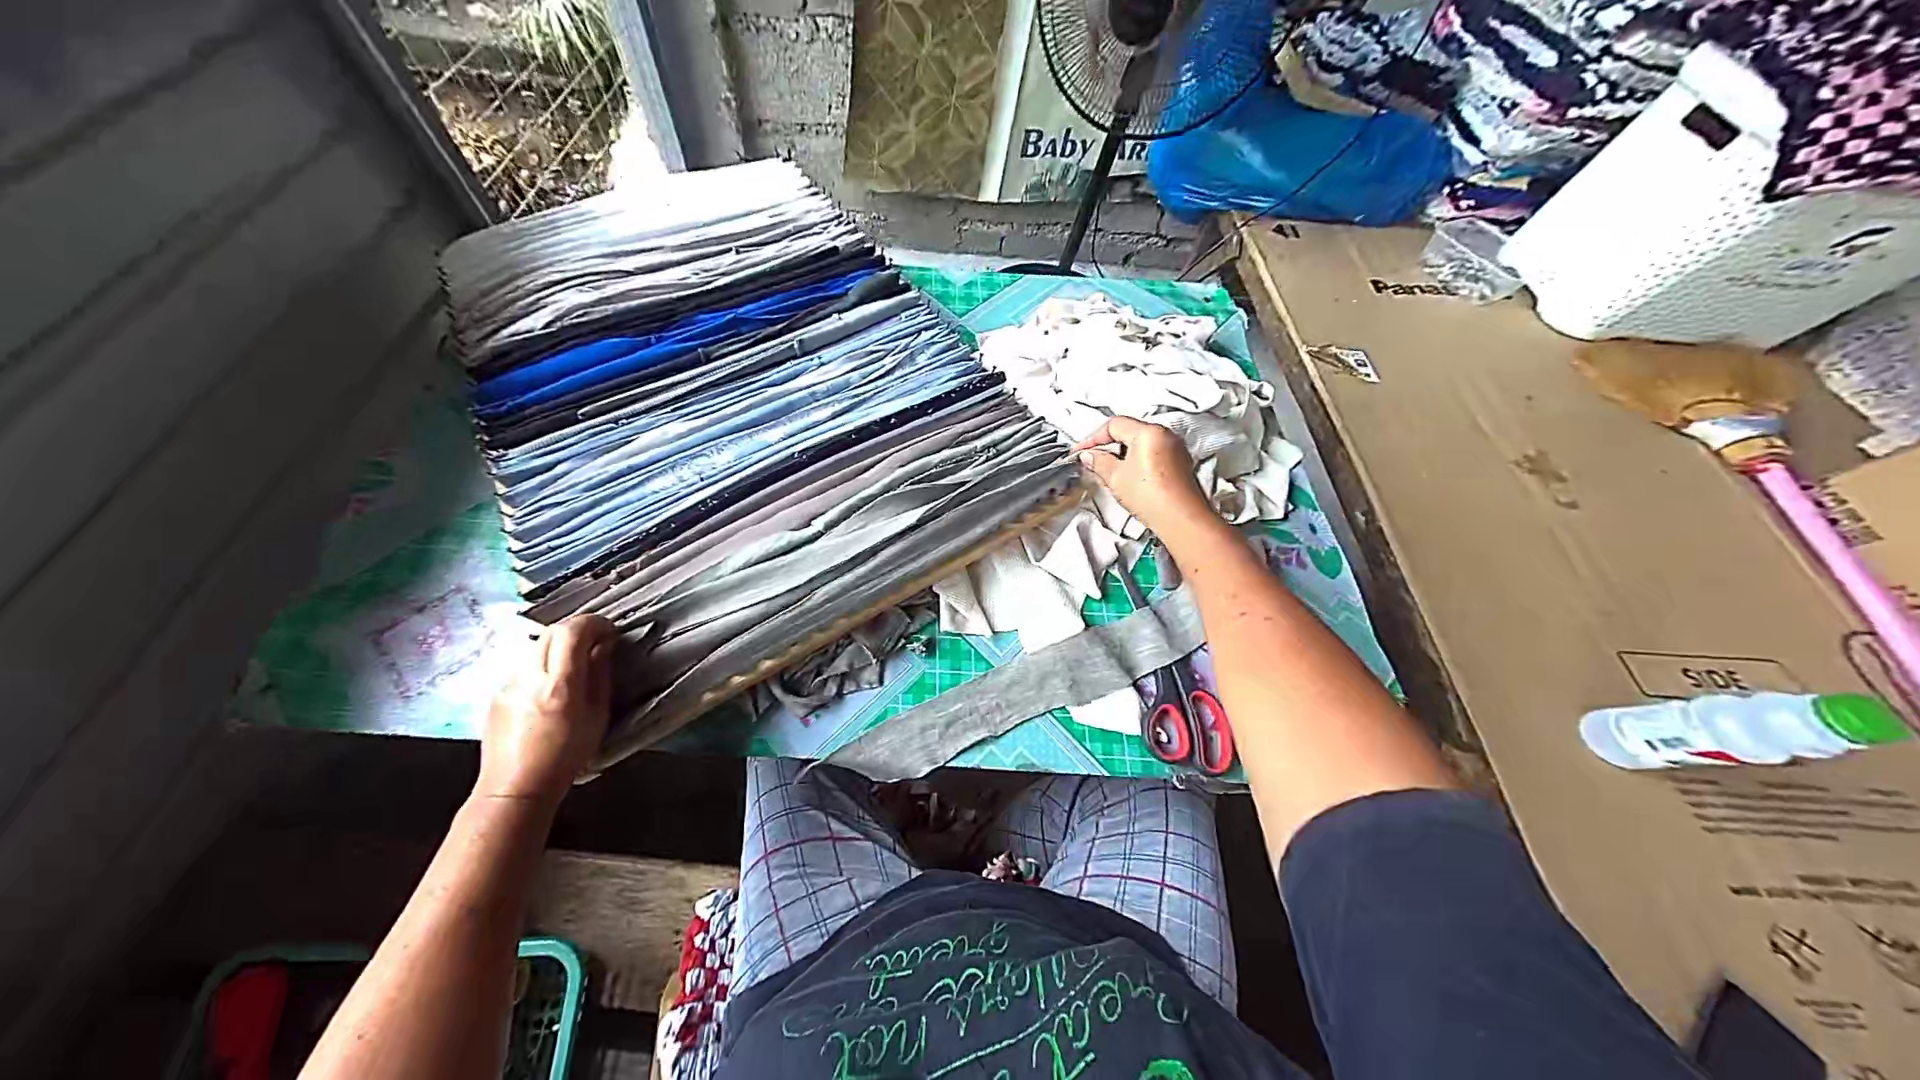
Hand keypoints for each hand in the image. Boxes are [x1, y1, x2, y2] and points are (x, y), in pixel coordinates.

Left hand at [476, 614, 615, 803]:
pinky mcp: (496, 692)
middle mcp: (529, 677)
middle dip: (576, 629)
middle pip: (551, 631)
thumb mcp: (597, 716)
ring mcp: (508, 683)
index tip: (609, 631)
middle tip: (595, 640)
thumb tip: (603, 646)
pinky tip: (550, 685)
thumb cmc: (565, 756)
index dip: (594, 623)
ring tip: (575, 663)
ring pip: (536, 645)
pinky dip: (542, 663)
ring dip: (559, 645)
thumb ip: (599, 675)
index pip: (572, 631)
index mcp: (558, 684)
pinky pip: (524, 665)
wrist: (515, 786)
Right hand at [1073, 416, 1213, 536]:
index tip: (1082, 451)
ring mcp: (1175, 449)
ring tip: (1110, 473)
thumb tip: (1089, 455)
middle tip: (1093, 461)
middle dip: (1108, 446)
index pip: (1114, 425)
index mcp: (1149, 432)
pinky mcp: (1179, 464)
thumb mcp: (1115, 477)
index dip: (1093, 438)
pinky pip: (1153, 455)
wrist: (1180, 519)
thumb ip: (1098, 461)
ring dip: (1123, 455)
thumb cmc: (1153, 496)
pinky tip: (1130, 479)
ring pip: (1141, 444)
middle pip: (1129, 432)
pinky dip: (1138, 462)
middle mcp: (1166, 435)